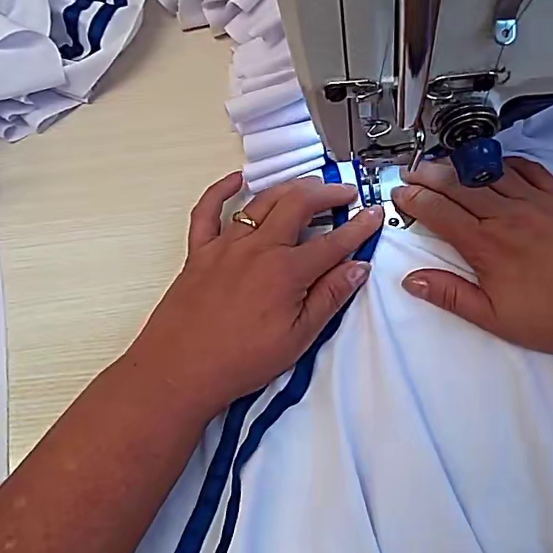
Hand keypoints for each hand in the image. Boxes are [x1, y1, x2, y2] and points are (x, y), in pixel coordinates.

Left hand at [121, 172, 384, 418]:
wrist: (180, 371)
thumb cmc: (237, 361)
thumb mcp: (297, 338)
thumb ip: (328, 298)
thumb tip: (356, 270)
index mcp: (285, 272)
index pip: (333, 242)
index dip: (358, 227)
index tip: (373, 215)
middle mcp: (257, 249)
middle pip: (298, 204)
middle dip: (326, 193)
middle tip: (343, 193)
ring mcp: (225, 246)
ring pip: (262, 201)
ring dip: (289, 188)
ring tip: (308, 186)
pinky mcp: (200, 251)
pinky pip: (208, 211)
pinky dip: (221, 190)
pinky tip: (235, 181)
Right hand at [390, 157, 552, 359]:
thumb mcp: (496, 318)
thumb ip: (451, 295)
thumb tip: (414, 280)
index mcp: (488, 245)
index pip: (439, 212)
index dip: (415, 200)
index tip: (400, 194)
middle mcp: (508, 216)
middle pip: (458, 185)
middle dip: (428, 176)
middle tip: (411, 171)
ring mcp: (536, 203)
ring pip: (489, 174)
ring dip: (460, 166)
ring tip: (442, 164)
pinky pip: (529, 170)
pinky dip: (508, 164)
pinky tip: (498, 166)